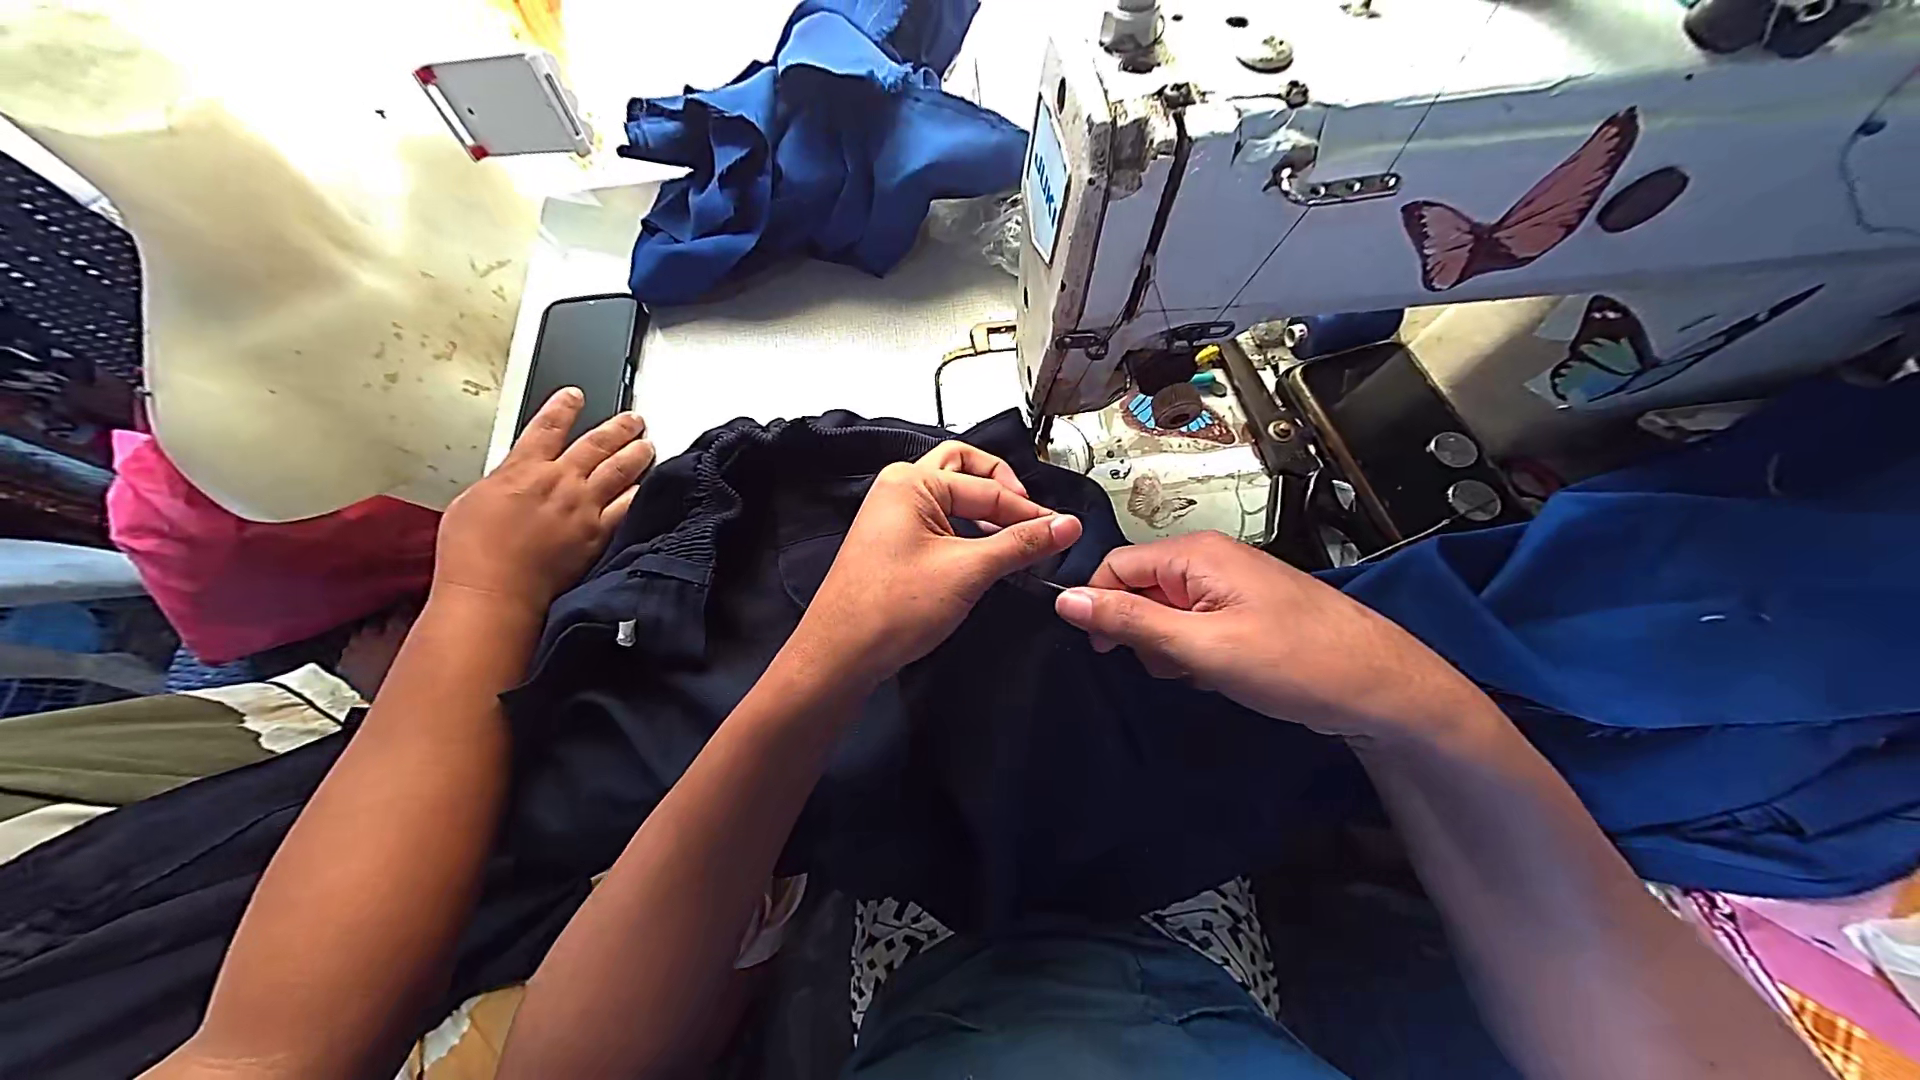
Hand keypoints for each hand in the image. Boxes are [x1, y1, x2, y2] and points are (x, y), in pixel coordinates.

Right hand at [433, 388, 654, 614]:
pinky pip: (626, 507)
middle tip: (634, 418)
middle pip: (596, 444)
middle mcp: (559, 482)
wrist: (494, 588)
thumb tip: (518, 475)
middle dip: (618, 427)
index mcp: (522, 470)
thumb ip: (505, 481)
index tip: (576, 394)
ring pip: (619, 470)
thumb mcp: (474, 500)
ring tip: (648, 444)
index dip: (564, 407)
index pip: (548, 427)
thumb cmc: (473, 552)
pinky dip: (638, 493)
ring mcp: (583, 507)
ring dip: (636, 454)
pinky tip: (647, 486)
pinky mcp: (598, 533)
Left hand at [788, 441, 1082, 687]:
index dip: (1029, 512)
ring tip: (1015, 540)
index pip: (988, 488)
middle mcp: (898, 490)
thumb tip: (1064, 526)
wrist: (841, 655)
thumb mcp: (968, 571)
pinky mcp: (895, 542)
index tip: (1061, 530)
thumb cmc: (888, 610)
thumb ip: (1020, 544)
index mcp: (911, 482)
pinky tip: (986, 554)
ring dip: (986, 513)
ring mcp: (893, 516)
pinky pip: (940, 521)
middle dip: (1003, 492)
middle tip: (1032, 519)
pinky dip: (967, 530)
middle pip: (966, 471)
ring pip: (953, 497)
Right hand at [1052, 530, 1492, 743]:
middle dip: (1140, 631)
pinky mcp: (1244, 612)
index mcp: (1195, 555)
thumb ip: (1129, 622)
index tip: (1103, 650)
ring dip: (1167, 647)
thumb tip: (1064, 600)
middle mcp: (1209, 561)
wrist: (1385, 690)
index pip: (1116, 565)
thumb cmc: (1292, 663)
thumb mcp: (1200, 646)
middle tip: (1169, 666)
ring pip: (1166, 612)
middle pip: (1140, 589)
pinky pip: (1195, 625)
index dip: (1099, 606)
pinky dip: (1194, 651)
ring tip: (1199, 672)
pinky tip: (1218, 673)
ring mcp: (1229, 587)